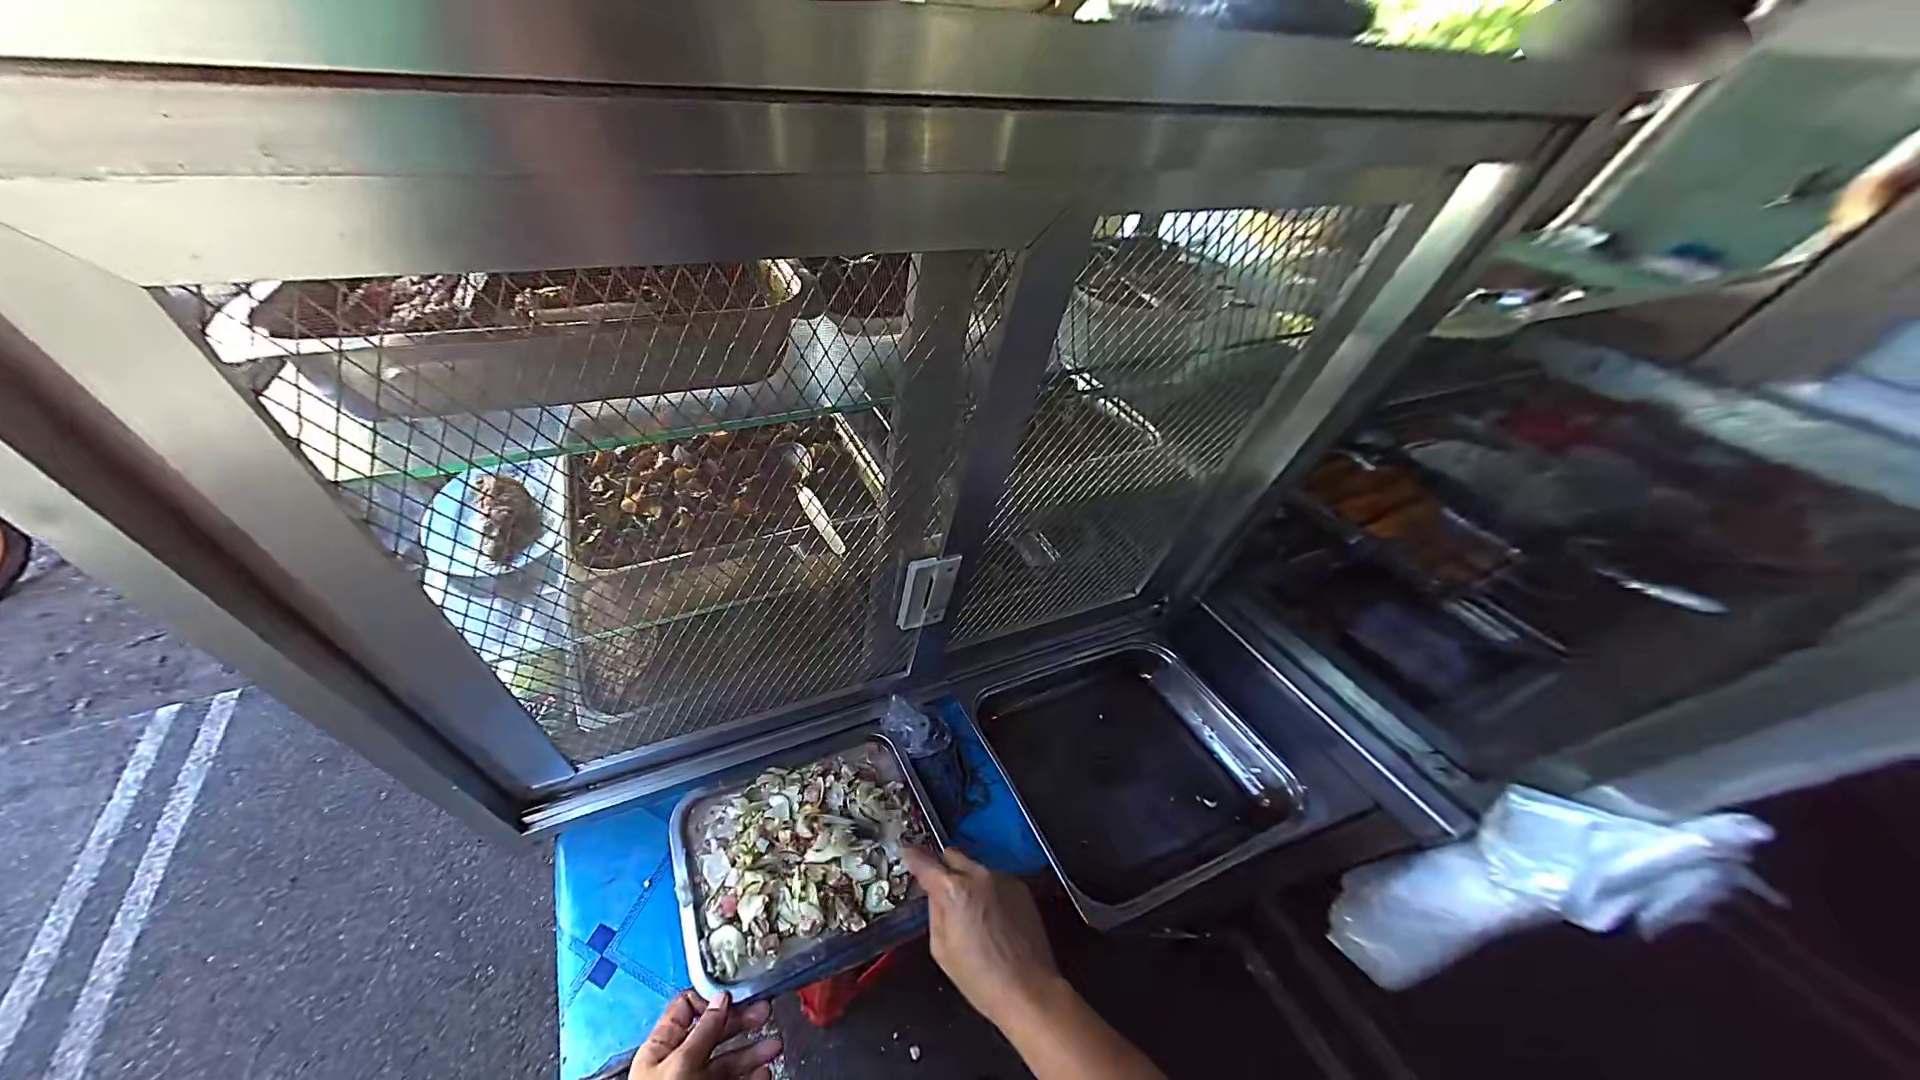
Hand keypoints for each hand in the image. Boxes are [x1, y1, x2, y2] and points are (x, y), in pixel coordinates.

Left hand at [628, 990, 781, 1079]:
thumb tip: (721, 997)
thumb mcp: (681, 1064)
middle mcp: (680, 1062)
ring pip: (729, 1058)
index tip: (735, 996)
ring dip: (754, 1051)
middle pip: (715, 1031)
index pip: (687, 1008)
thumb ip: (703, 1031)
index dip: (710, 999)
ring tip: (774, 1047)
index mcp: (663, 1048)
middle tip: (764, 1013)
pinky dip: (751, 1076)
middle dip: (742, 1021)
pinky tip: (762, 1073)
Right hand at [903, 846, 1064, 1029]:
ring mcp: (1003, 878)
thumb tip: (934, 892)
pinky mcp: (1020, 886)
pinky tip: (994, 919)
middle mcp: (979, 876)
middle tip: (943, 893)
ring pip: (975, 868)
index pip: (925, 862)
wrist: (1028, 989)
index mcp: (954, 891)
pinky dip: (989, 891)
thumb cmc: (981, 978)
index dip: (913, 857)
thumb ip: (934, 911)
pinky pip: (995, 880)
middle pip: (952, 855)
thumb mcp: (941, 949)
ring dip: (969, 882)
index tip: (908, 853)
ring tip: (974, 915)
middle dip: (944, 869)